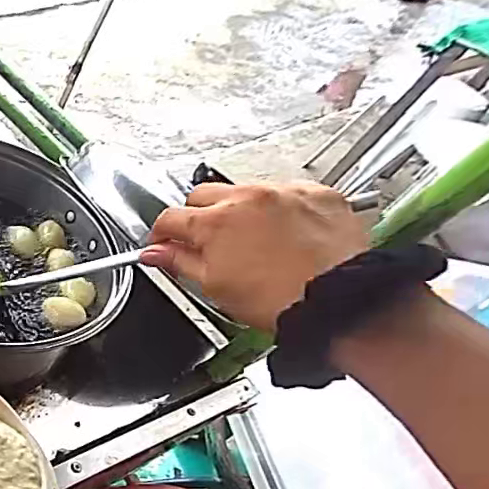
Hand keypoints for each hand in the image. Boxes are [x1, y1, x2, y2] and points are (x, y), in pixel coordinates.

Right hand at [140, 182, 368, 331]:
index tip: (163, 245)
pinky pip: (284, 192)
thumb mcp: (211, 284)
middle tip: (202, 241)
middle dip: (195, 215)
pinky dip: (275, 208)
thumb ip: (177, 261)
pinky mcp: (317, 194)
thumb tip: (155, 253)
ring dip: (235, 209)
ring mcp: (284, 193)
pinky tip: (277, 233)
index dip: (160, 235)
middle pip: (202, 194)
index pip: (169, 218)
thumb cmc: (275, 296)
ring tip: (244, 240)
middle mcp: (248, 198)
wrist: (334, 298)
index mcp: (215, 221)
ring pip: (243, 189)